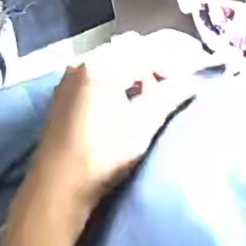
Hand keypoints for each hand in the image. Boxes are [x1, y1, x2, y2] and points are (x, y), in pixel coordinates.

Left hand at [24, 30, 204, 215]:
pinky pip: (100, 73)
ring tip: (155, 93)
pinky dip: (119, 79)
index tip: (191, 77)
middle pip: (130, 51)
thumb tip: (192, 82)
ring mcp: (71, 77)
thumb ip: (169, 98)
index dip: (172, 63)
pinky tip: (130, 98)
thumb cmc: (100, 158)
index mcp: (100, 64)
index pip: (146, 51)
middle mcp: (83, 62)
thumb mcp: (141, 127)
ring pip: (114, 60)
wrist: (53, 195)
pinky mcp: (66, 94)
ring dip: (137, 71)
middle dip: (155, 64)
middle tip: (175, 83)